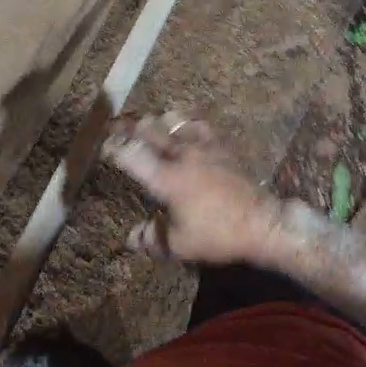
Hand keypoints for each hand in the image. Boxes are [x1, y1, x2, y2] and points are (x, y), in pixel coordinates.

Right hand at [100, 111, 282, 265]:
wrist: (261, 222)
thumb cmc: (218, 235)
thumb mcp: (180, 245)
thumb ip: (153, 238)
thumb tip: (131, 238)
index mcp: (166, 178)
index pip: (132, 156)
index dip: (114, 148)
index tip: (103, 146)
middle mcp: (181, 155)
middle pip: (150, 130)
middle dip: (130, 126)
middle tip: (116, 125)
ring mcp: (203, 147)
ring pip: (174, 121)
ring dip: (158, 121)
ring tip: (149, 122)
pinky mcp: (221, 146)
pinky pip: (200, 125)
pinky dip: (186, 123)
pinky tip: (185, 125)